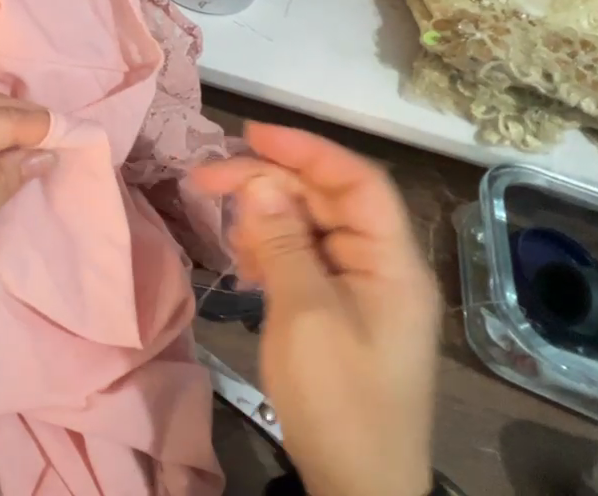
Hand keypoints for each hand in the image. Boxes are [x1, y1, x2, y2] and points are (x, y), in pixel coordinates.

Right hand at [192, 124, 440, 495]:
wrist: (359, 486)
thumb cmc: (339, 400)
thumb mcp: (304, 315)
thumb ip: (282, 243)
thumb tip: (259, 184)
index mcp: (391, 265)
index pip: (357, 183)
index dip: (306, 150)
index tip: (250, 135)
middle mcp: (380, 267)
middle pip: (326, 200)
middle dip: (268, 183)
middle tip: (206, 178)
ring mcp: (359, 290)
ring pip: (309, 227)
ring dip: (264, 217)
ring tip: (225, 232)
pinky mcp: (337, 310)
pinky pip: (302, 258)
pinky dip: (269, 248)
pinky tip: (243, 261)